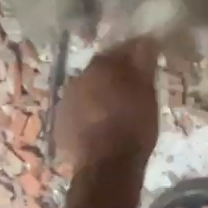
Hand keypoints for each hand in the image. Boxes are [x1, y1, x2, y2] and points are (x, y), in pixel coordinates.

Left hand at [56, 37, 159, 165]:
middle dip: (115, 74)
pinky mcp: (61, 123)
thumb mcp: (147, 93)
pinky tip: (101, 125)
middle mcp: (78, 78)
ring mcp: (66, 101)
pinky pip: (79, 110)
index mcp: (101, 66)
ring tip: (117, 108)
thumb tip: (145, 40)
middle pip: (101, 69)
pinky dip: (90, 112)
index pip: (120, 49)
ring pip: (87, 90)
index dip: (134, 54)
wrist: (106, 166)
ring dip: (101, 93)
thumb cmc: (133, 125)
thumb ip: (144, 63)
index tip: (146, 61)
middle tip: (133, 86)